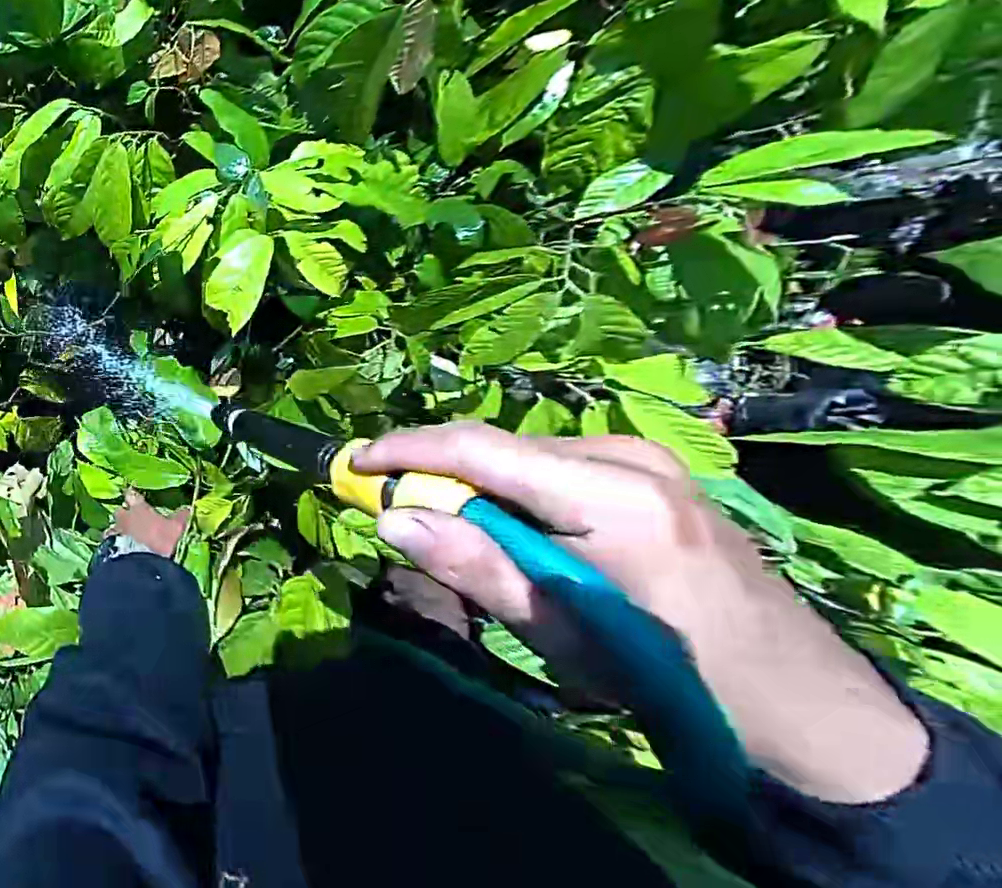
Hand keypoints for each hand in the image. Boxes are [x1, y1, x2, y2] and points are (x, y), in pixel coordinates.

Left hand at [112, 489, 188, 558]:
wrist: (146, 569)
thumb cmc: (164, 543)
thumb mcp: (179, 528)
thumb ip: (181, 517)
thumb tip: (185, 509)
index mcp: (138, 509)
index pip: (132, 495)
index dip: (134, 496)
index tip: (134, 496)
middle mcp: (123, 518)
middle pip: (120, 512)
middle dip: (125, 515)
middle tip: (133, 521)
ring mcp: (114, 535)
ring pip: (113, 529)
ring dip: (119, 532)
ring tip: (127, 539)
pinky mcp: (108, 551)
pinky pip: (110, 545)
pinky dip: (115, 546)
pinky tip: (122, 553)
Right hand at [352, 422, 927, 803]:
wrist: (799, 703)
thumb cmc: (667, 674)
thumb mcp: (554, 631)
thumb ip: (469, 565)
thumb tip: (388, 518)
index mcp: (610, 494)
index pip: (478, 448)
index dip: (405, 449)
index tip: (351, 462)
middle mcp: (625, 455)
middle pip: (493, 447)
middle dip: (433, 472)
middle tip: (390, 507)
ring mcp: (642, 457)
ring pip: (516, 453)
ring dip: (470, 484)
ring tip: (451, 529)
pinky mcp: (646, 469)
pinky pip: (546, 464)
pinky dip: (507, 489)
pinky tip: (509, 528)